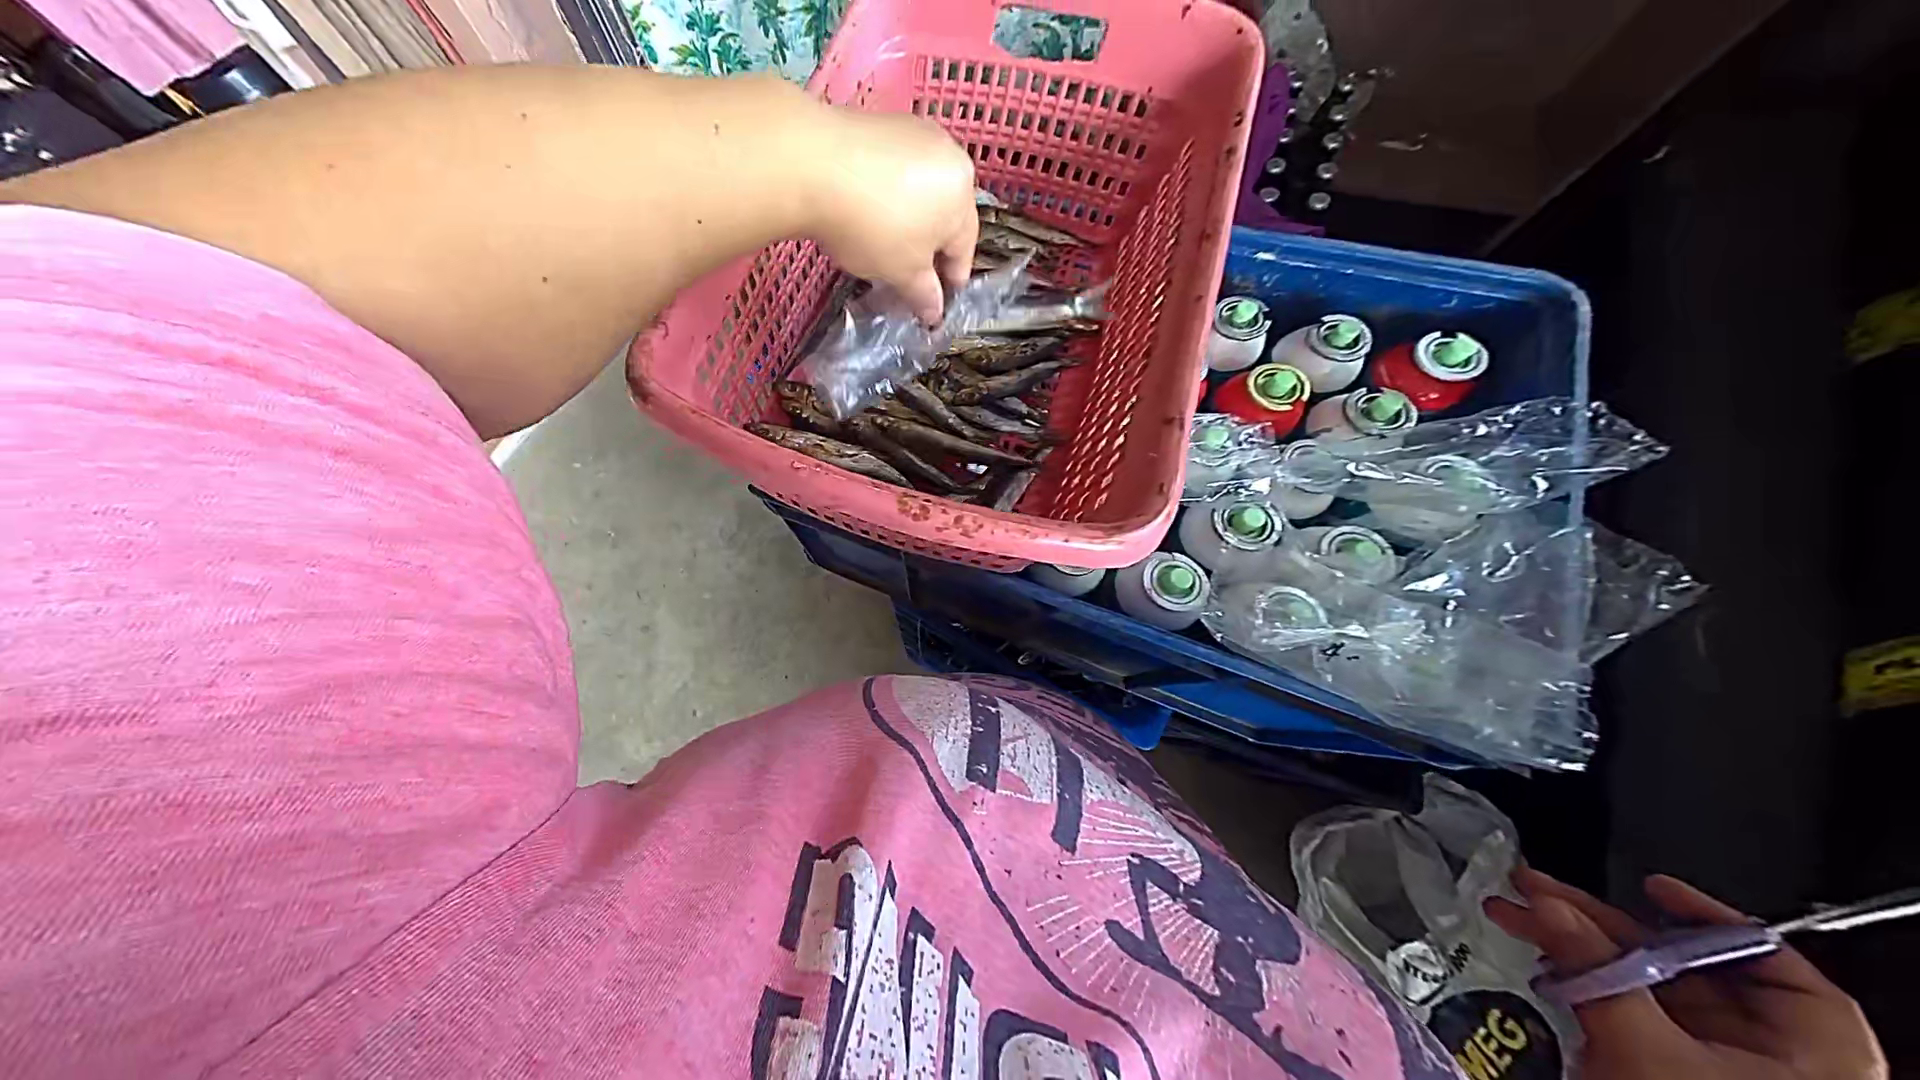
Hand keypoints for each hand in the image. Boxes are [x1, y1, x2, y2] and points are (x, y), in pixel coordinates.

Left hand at [805, 108, 978, 324]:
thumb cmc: (872, 226)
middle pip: (944, 215)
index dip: (950, 281)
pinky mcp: (880, 121)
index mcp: (963, 194)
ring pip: (919, 190)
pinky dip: (885, 194)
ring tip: (883, 243)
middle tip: (908, 276)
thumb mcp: (902, 273)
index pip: (964, 249)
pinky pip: (893, 169)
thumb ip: (924, 294)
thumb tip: (934, 311)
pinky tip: (864, 210)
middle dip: (928, 248)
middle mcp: (948, 155)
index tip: (936, 302)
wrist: (810, 164)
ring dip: (907, 219)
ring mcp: (914, 133)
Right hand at [1486, 868, 1885, 1079]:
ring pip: (1641, 985)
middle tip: (1534, 887)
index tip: (1653, 889)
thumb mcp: (1642, 1051)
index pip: (1784, 973)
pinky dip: (1579, 981)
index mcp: (1809, 1061)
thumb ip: (1595, 970)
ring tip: (1509, 911)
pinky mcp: (1665, 1075)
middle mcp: (1767, 1060)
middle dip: (1599, 922)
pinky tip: (1535, 960)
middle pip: (1685, 968)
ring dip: (1572, 944)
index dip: (1721, 922)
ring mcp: (1710, 1068)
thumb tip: (1547, 902)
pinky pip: (1623, 1010)